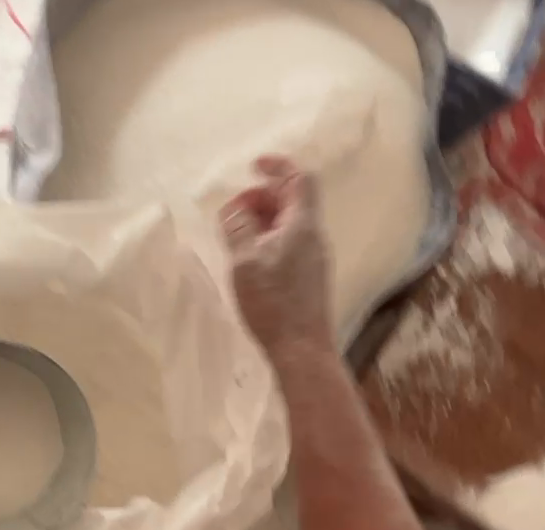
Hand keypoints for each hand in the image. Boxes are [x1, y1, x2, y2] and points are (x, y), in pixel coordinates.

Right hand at [220, 157, 337, 377]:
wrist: (301, 347)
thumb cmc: (273, 302)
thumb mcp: (245, 261)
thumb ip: (237, 229)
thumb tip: (233, 208)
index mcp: (302, 224)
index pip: (298, 179)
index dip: (278, 166)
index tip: (253, 167)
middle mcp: (312, 236)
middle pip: (291, 202)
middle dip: (261, 198)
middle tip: (232, 212)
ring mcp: (312, 258)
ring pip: (287, 226)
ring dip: (261, 222)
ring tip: (234, 236)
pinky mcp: (306, 279)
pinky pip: (286, 246)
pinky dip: (266, 241)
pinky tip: (247, 260)